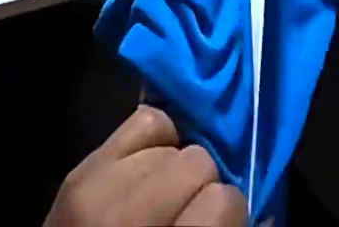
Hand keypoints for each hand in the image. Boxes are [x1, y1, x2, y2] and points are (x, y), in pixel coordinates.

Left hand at [44, 105, 244, 226]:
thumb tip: (258, 208)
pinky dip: (155, 142)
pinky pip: (145, 121)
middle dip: (204, 188)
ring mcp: (97, 190)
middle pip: (199, 163)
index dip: (229, 215)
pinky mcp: (81, 171)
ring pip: (176, 142)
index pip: (223, 201)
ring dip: (178, 169)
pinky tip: (148, 173)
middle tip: (189, 215)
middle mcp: (125, 220)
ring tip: (166, 198)